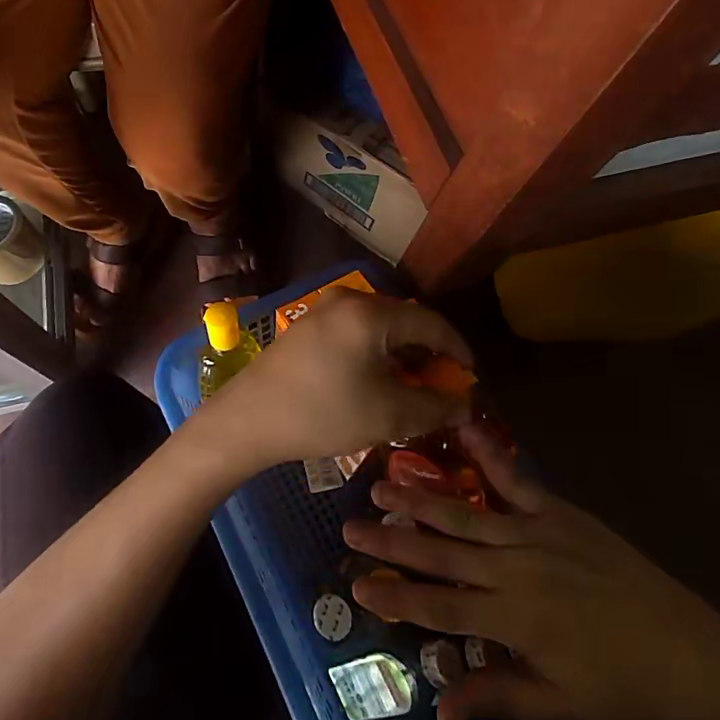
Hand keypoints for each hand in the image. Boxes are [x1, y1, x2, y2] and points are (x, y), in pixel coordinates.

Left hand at [187, 290, 473, 475]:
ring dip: (399, 355)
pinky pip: (353, 332)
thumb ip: (437, 406)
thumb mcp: (390, 415)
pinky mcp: (305, 326)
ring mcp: (321, 310)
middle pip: (404, 321)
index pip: (432, 322)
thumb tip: (465, 402)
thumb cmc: (323, 413)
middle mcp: (346, 300)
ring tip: (410, 389)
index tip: (472, 378)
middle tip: (441, 388)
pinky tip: (375, 381)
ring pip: (378, 327)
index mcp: (370, 312)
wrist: (248, 419)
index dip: (458, 351)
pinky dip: (373, 353)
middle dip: (427, 354)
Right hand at [342, 423, 719, 719]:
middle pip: (441, 553)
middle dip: (391, 540)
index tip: (359, 584)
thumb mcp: (560, 706)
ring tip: (381, 487)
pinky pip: (516, 481)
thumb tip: (438, 709)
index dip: (396, 596)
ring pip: (465, 515)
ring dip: (419, 501)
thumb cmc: (622, 687)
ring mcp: (538, 536)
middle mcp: (517, 572)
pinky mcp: (560, 514)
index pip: (439, 606)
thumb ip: (496, 696)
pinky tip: (463, 426)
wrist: (699, 656)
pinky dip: (488, 454)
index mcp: (515, 621)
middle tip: (350, 527)